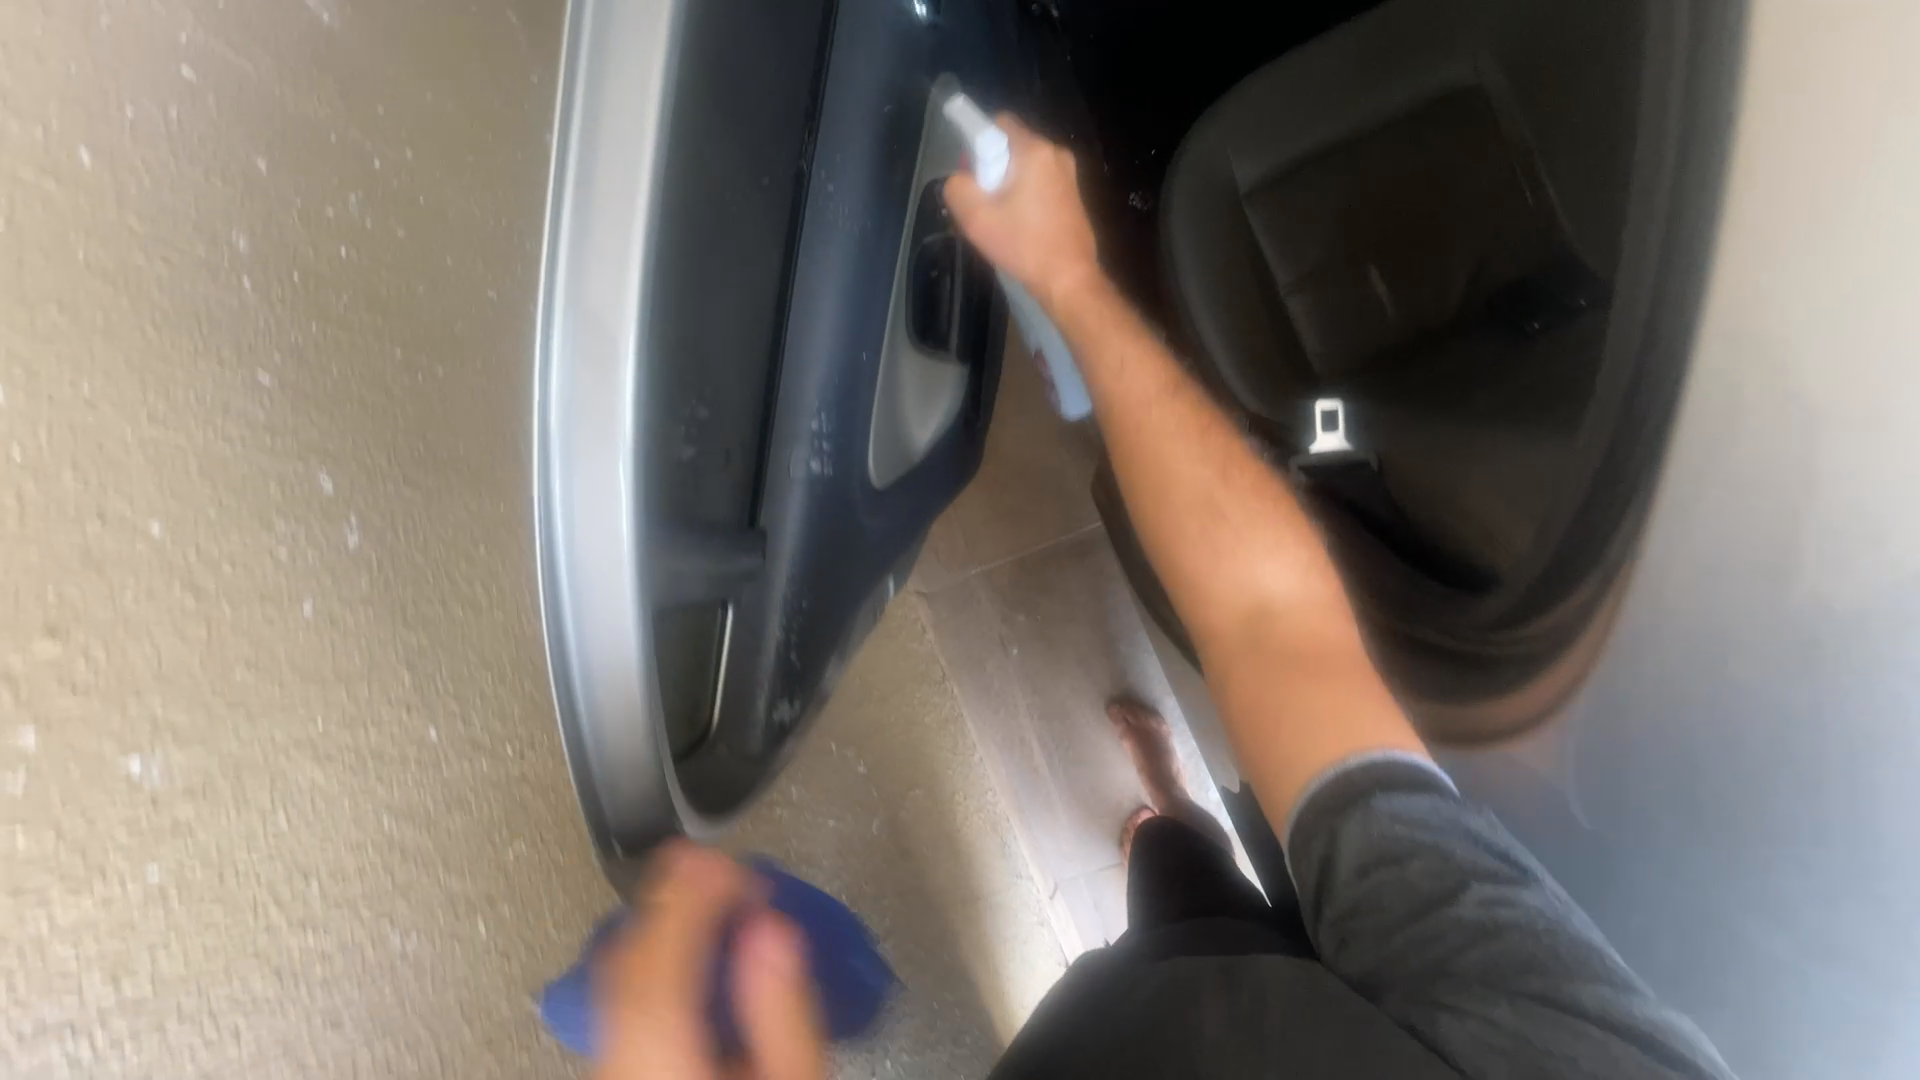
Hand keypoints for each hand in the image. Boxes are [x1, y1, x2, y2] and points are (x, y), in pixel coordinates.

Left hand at [595, 841, 825, 1079]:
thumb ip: (784, 1008)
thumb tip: (772, 930)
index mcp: (666, 1063)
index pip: (662, 968)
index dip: (692, 901)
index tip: (728, 865)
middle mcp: (623, 1068)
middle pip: (627, 967)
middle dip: (671, 899)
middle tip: (713, 863)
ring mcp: (610, 1073)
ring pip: (614, 980)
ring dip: (658, 922)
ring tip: (702, 889)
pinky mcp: (615, 1075)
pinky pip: (619, 998)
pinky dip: (650, 954)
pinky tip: (680, 943)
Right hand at [944, 114, 1102, 312]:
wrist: (1069, 281)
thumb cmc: (1024, 247)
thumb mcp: (977, 219)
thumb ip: (958, 188)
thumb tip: (959, 180)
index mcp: (1036, 151)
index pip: (1000, 124)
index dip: (978, 144)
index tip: (972, 175)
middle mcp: (1057, 155)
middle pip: (1013, 149)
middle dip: (993, 171)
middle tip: (985, 206)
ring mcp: (1070, 177)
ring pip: (1027, 171)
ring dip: (1009, 189)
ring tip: (1002, 223)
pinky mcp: (1074, 199)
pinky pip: (1041, 187)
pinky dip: (1026, 201)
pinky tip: (1021, 230)